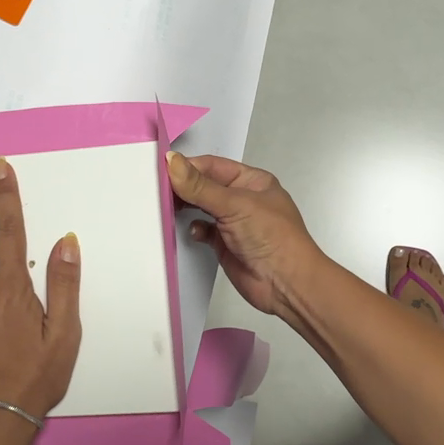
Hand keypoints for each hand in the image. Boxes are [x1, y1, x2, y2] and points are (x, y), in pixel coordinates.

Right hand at [167, 152, 325, 320]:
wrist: (286, 284)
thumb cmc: (269, 235)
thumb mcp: (234, 205)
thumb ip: (200, 186)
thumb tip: (171, 160)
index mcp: (252, 180)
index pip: (213, 166)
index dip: (188, 166)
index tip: (160, 169)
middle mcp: (242, 198)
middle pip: (205, 186)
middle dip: (184, 187)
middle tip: (156, 189)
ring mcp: (234, 222)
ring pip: (202, 207)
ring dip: (186, 207)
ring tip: (165, 207)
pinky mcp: (225, 244)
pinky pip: (204, 230)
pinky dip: (195, 229)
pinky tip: (193, 232)